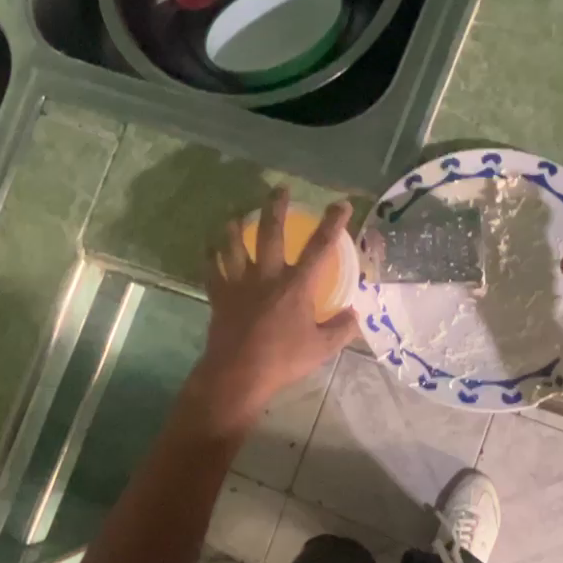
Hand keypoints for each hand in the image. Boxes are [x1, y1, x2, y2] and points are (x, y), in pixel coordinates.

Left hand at [194, 189, 359, 428]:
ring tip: (236, 215)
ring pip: (234, 245)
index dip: (332, 223)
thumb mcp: (322, 348)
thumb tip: (355, 314)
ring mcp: (239, 283)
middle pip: (271, 233)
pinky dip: (209, 257)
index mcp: (296, 285)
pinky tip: (208, 248)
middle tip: (278, 188)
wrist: (238, 374)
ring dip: (235, 227)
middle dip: (276, 208)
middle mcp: (267, 275)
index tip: (339, 203)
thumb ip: (341, 328)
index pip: (319, 247)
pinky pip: (211, 270)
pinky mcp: (219, 296)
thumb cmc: (282, 360)